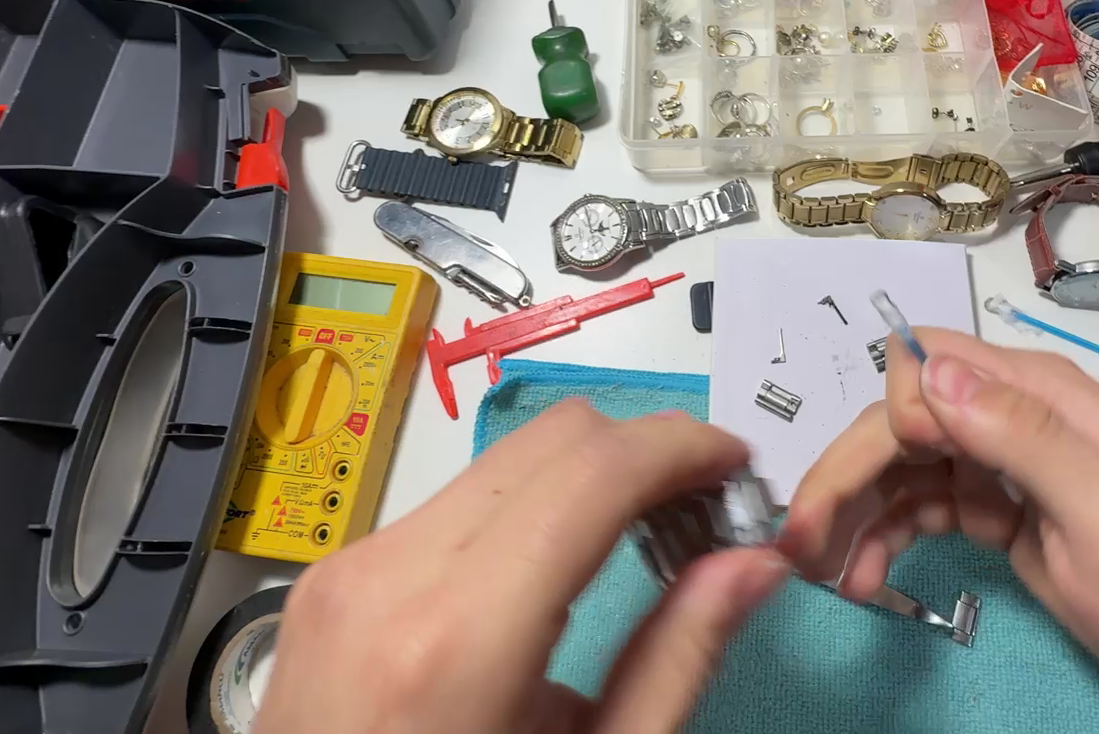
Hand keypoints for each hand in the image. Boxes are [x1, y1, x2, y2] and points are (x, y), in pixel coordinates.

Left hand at [256, 401, 788, 733]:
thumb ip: (677, 660)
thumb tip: (756, 562)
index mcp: (456, 640)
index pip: (594, 472)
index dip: (681, 449)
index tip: (734, 462)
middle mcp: (393, 569)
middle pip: (556, 438)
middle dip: (645, 450)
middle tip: (699, 500)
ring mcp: (355, 560)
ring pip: (512, 454)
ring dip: (592, 470)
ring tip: (638, 527)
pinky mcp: (342, 564)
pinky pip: (467, 491)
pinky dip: (537, 499)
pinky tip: (559, 556)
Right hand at [780, 329, 1098, 732]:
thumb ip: (1025, 436)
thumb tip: (930, 369)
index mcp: (1037, 394)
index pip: (928, 360)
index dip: (895, 414)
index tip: (895, 483)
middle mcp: (1006, 413)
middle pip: (896, 420)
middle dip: (844, 472)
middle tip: (801, 545)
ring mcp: (998, 462)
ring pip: (897, 465)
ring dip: (853, 511)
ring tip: (824, 574)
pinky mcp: (994, 507)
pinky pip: (919, 506)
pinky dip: (883, 535)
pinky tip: (865, 577)